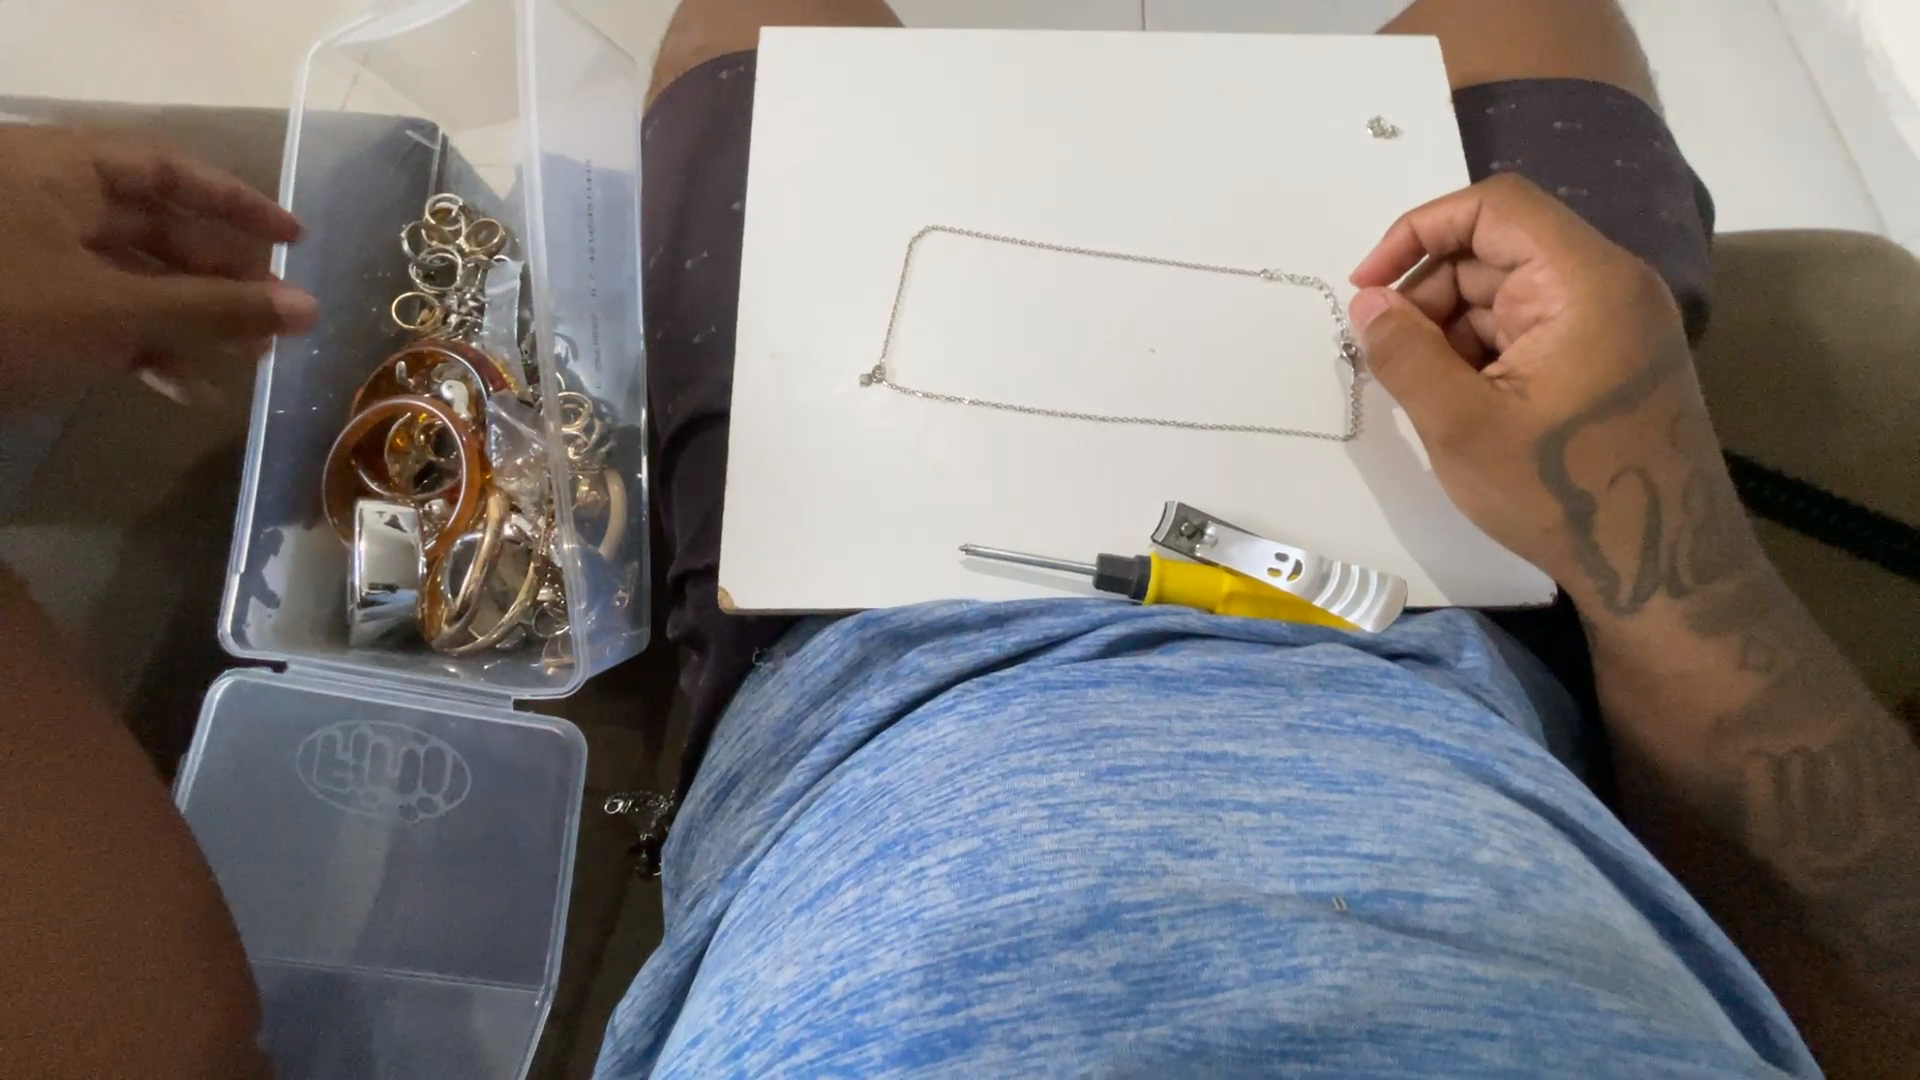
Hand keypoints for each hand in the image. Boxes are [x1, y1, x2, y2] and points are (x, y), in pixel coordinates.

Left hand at [0, 126, 318, 409]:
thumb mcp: (118, 312)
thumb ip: (222, 309)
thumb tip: (311, 308)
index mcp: (51, 173)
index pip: (166, 170)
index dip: (238, 202)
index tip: (297, 241)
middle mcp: (34, 200)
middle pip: (157, 230)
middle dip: (225, 282)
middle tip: (279, 322)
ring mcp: (18, 252)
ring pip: (134, 278)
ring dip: (194, 323)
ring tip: (242, 366)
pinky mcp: (10, 301)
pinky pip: (97, 310)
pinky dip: (144, 345)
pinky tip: (178, 387)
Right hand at [1347, 174, 1760, 618]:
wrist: (1650, 557)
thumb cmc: (1554, 489)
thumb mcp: (1458, 423)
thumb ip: (1404, 354)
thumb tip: (1366, 304)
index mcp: (1581, 283)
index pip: (1494, 208)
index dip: (1417, 231)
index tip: (1365, 286)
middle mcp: (1601, 286)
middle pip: (1491, 251)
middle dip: (1422, 292)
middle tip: (1380, 352)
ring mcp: (1602, 323)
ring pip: (1499, 293)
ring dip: (1441, 326)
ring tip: (1411, 384)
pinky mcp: (1594, 356)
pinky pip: (1517, 329)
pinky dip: (1469, 351)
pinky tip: (1446, 396)